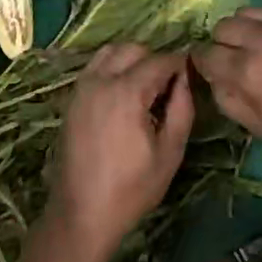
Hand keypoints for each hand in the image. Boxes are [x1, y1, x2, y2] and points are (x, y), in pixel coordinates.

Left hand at [47, 44, 193, 259]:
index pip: (160, 60)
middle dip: (154, 60)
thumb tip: (185, 78)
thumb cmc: (131, 188)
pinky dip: (112, 69)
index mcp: (126, 91)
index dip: (179, 65)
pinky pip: (95, 68)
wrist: (81, 212)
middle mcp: (100, 80)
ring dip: (131, 60)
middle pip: (133, 49)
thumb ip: (182, 108)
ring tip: (145, 89)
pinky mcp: (71, 99)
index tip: (190, 77)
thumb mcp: (170, 152)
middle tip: (168, 88)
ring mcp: (81, 88)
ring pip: (110, 53)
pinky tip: (123, 96)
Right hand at [193, 8, 261, 157]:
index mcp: (246, 71)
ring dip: (244, 28)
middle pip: (221, 27)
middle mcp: (260, 39)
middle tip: (237, 57)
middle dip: (222, 43)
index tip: (212, 69)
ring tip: (259, 44)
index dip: (204, 63)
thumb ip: (229, 101)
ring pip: (244, 12)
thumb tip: (214, 79)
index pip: (205, 55)